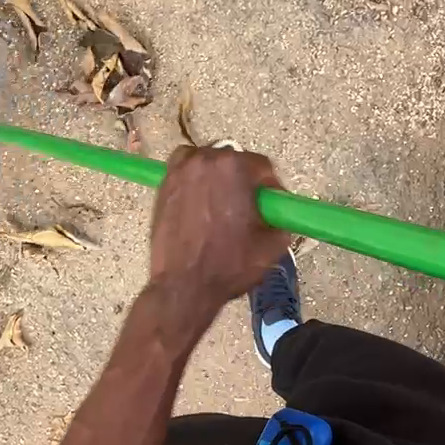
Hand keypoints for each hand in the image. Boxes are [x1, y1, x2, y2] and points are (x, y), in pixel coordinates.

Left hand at [147, 145, 291, 320]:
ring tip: (222, 204)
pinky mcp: (163, 186)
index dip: (270, 188)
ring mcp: (180, 170)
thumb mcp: (272, 246)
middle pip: (234, 161)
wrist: (184, 285)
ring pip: (208, 162)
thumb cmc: (229, 265)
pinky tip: (200, 200)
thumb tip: (278, 217)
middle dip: (244, 181)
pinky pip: (184, 171)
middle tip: (248, 209)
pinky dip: (194, 178)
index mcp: (236, 167)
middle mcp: (206, 159)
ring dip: (218, 177)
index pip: (263, 167)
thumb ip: (281, 222)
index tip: (271, 206)